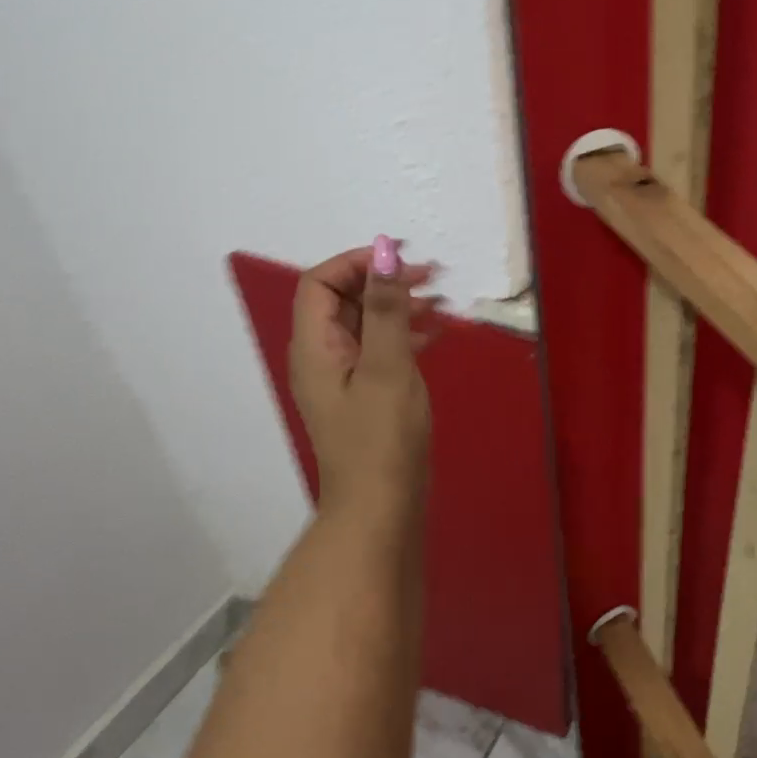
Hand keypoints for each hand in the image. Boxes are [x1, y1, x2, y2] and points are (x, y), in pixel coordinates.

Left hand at [289, 236, 440, 516]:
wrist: (381, 505)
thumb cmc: (382, 438)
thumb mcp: (388, 368)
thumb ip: (387, 309)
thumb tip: (384, 253)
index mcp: (315, 346)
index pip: (322, 283)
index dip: (358, 263)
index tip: (403, 261)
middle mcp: (322, 357)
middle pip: (344, 301)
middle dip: (384, 281)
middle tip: (433, 277)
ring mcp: (345, 378)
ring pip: (367, 325)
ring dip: (399, 306)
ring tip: (442, 302)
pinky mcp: (367, 396)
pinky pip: (381, 350)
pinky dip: (406, 335)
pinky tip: (436, 334)